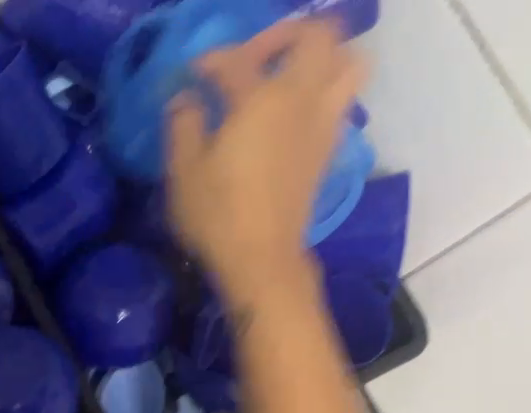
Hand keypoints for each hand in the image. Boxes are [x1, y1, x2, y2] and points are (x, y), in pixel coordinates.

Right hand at [165, 19, 366, 302]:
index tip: (191, 75)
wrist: (261, 258)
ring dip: (321, 55)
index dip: (210, 60)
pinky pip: (341, 96)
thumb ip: (183, 125)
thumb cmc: (216, 215)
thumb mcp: (183, 171)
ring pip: (347, 60)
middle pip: (316, 36)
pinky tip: (294, 110)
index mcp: (261, 98)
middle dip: (282, 35)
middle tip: (252, 58)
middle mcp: (301, 98)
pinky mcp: (329, 146)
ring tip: (288, 74)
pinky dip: (324, 87)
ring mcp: (323, 121)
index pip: (236, 60)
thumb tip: (185, 99)